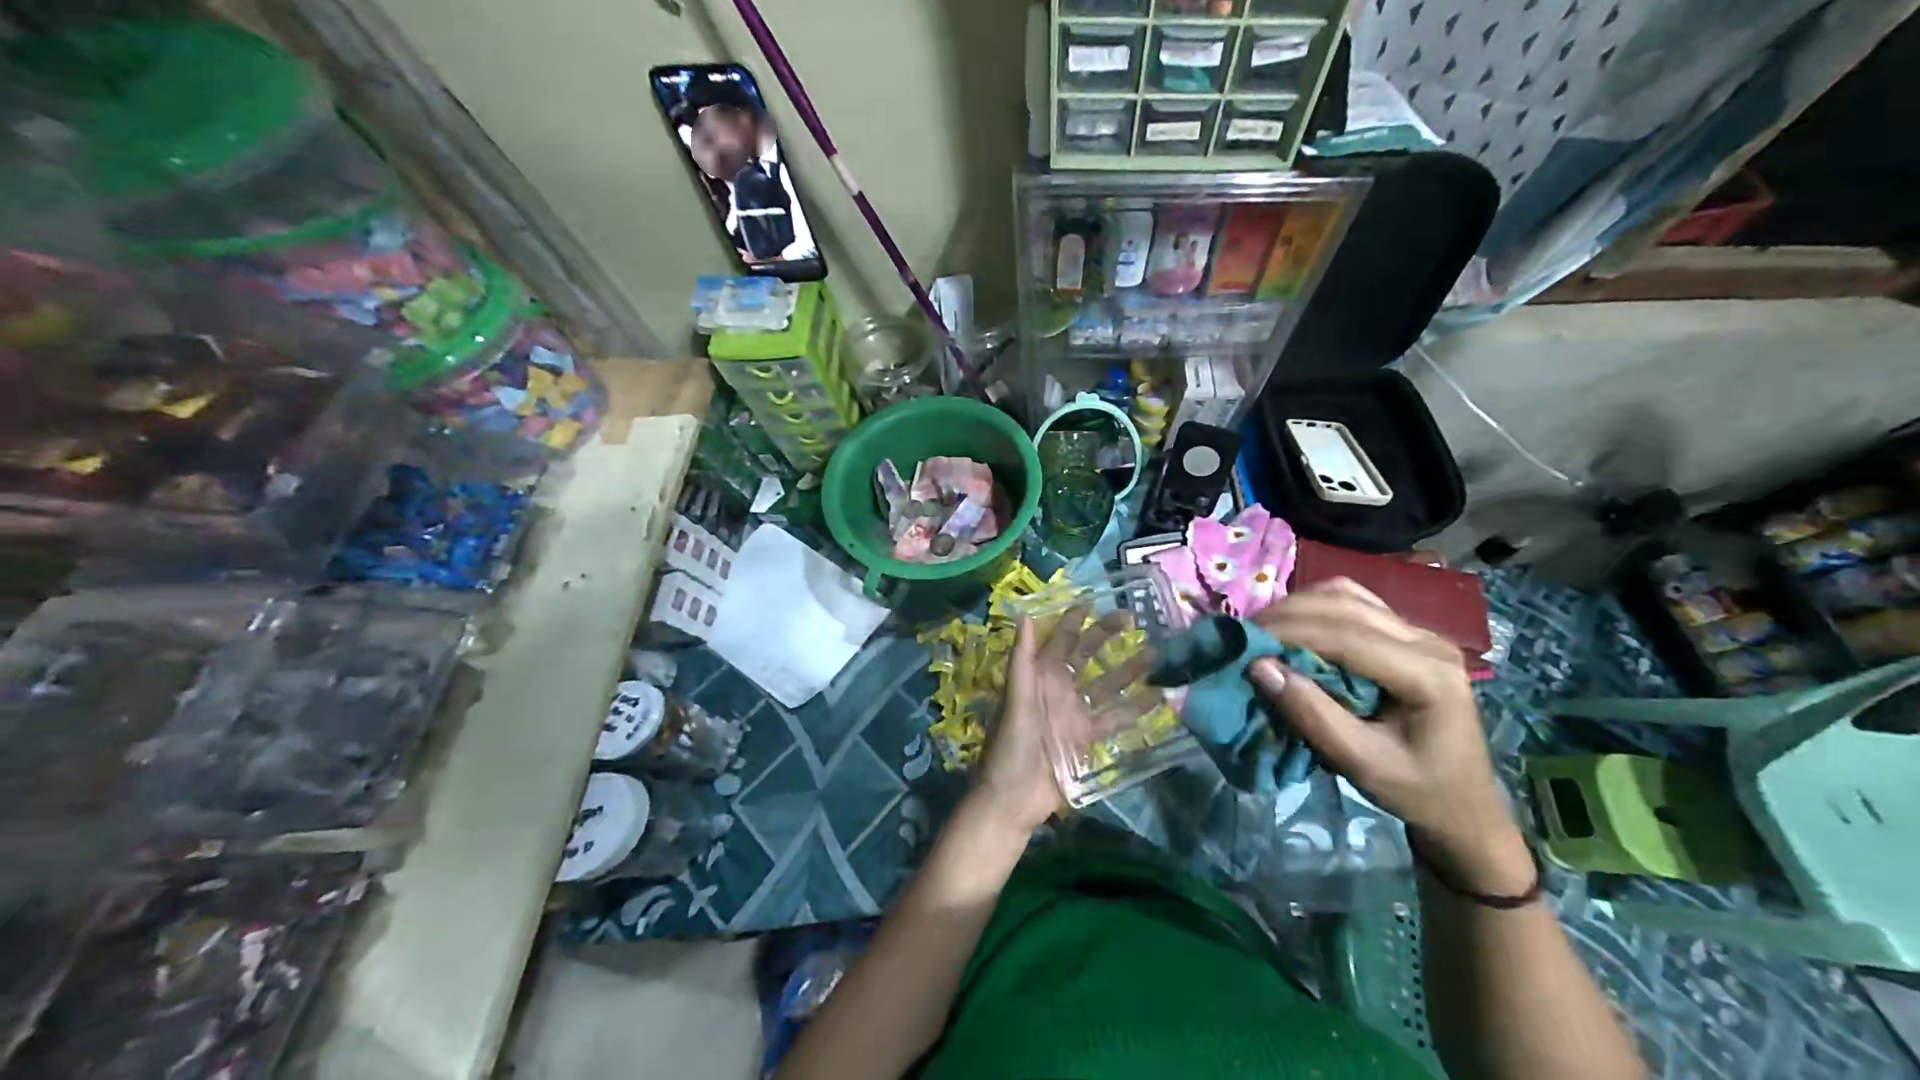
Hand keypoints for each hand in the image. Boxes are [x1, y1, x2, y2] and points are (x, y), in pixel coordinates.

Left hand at [973, 608, 1156, 837]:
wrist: (1013, 798)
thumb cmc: (1009, 745)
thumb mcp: (1015, 700)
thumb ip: (1022, 661)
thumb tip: (1026, 616)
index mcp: (1038, 675)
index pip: (1060, 640)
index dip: (1075, 620)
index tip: (1096, 600)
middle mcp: (1059, 688)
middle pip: (1087, 655)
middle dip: (1107, 636)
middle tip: (1133, 619)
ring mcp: (1075, 712)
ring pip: (1106, 684)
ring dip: (1128, 669)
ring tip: (1155, 653)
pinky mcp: (1087, 737)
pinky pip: (1115, 718)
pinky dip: (1135, 709)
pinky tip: (1158, 697)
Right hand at [1251, 579, 1532, 893]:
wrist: (1462, 803)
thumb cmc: (1416, 789)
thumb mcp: (1362, 764)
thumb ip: (1312, 715)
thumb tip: (1260, 667)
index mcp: (1429, 674)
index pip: (1350, 636)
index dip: (1292, 632)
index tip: (1245, 640)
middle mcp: (1429, 641)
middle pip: (1347, 605)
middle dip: (1289, 614)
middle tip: (1244, 632)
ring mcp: (1420, 633)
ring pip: (1348, 595)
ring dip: (1299, 605)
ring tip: (1263, 627)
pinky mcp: (1406, 633)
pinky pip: (1354, 602)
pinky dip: (1315, 606)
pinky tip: (1292, 624)